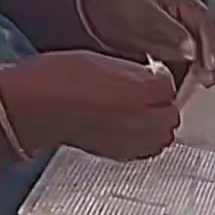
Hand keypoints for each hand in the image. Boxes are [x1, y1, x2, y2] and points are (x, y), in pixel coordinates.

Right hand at [5, 50, 179, 159]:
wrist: (41, 106)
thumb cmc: (61, 78)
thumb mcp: (101, 60)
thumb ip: (132, 72)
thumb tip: (147, 77)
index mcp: (140, 88)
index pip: (168, 86)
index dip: (159, 81)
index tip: (152, 78)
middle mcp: (144, 117)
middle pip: (172, 114)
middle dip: (163, 105)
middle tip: (149, 98)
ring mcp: (137, 139)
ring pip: (165, 136)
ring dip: (158, 126)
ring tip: (141, 115)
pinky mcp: (126, 154)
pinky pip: (150, 150)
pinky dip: (147, 141)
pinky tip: (132, 130)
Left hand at [82, 0, 214, 85]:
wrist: (106, 19)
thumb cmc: (122, 8)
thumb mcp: (143, 14)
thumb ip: (169, 31)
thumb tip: (192, 49)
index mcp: (187, 4)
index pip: (209, 27)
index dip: (212, 48)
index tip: (208, 68)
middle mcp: (194, 22)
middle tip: (207, 82)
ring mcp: (192, 41)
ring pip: (213, 61)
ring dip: (210, 76)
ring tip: (201, 88)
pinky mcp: (186, 59)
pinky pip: (199, 73)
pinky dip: (198, 83)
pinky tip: (192, 92)